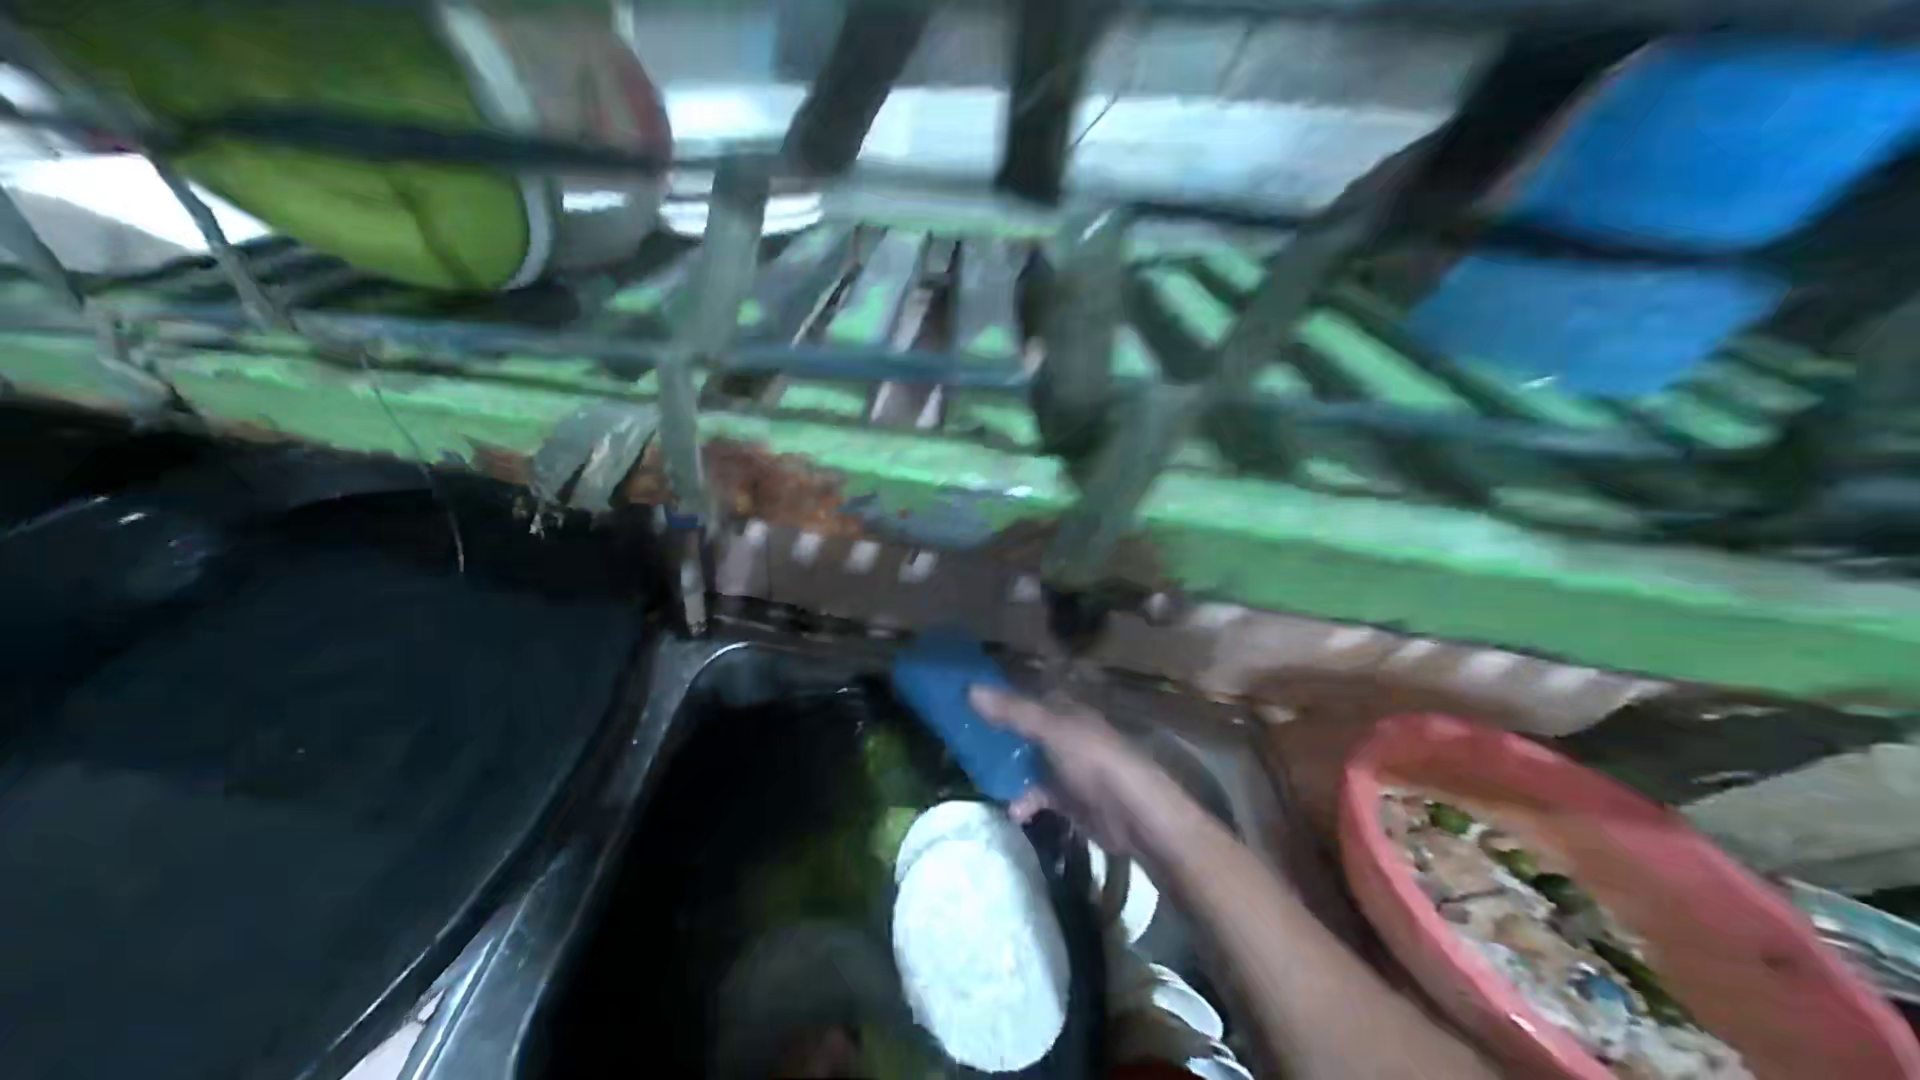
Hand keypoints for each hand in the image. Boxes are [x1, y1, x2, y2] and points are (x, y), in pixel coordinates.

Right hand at [968, 685, 1177, 854]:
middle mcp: (1066, 735)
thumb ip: (1012, 711)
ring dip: (1009, 772)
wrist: (1135, 814)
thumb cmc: (1094, 760)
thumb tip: (969, 688)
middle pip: (1025, 732)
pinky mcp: (1070, 799)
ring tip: (980, 778)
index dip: (1000, 699)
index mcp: (1065, 711)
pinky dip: (1025, 802)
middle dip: (998, 738)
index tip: (966, 703)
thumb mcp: (1051, 730)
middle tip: (963, 743)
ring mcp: (1068, 768)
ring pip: (1030, 764)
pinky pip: (1039, 795)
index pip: (1027, 698)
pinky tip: (1014, 811)